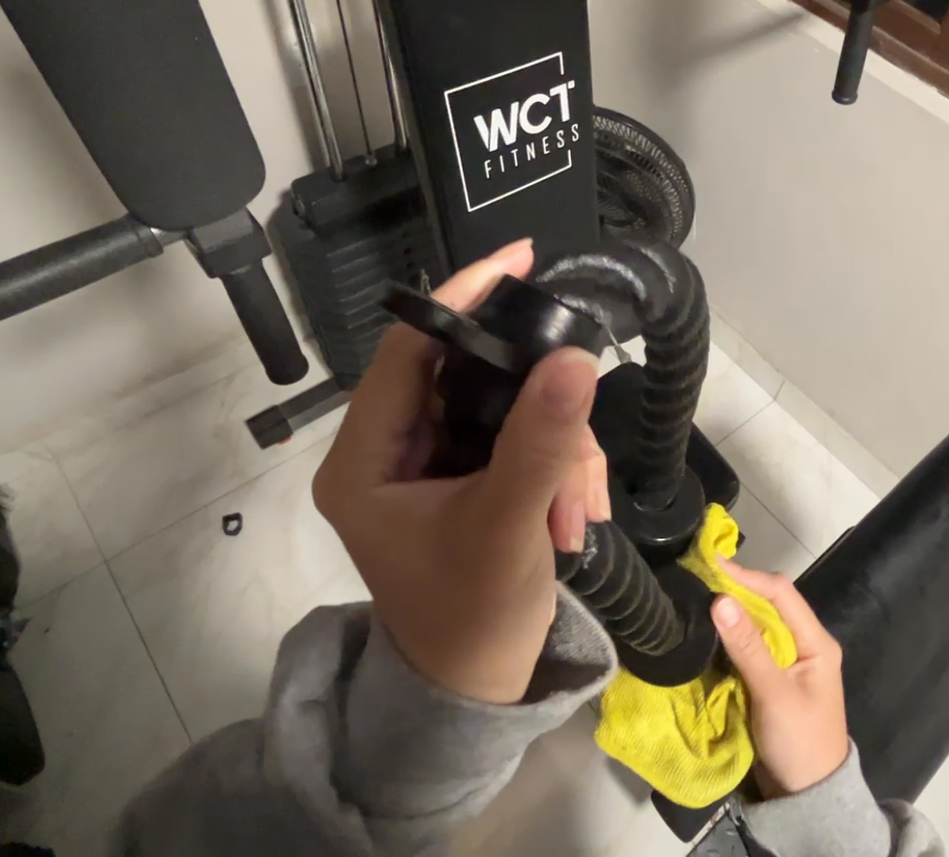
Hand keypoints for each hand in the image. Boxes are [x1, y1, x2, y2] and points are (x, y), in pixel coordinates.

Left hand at [313, 239, 609, 703]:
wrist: (478, 690)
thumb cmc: (471, 618)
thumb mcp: (506, 528)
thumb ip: (539, 443)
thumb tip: (575, 357)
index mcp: (367, 455)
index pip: (409, 349)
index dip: (462, 297)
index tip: (520, 258)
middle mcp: (395, 447)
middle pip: (476, 377)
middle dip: (542, 410)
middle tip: (580, 444)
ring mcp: (438, 460)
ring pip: (514, 408)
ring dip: (561, 453)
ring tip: (580, 512)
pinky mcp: (473, 474)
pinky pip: (527, 439)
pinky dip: (563, 468)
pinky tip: (579, 515)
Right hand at [713, 561, 850, 796]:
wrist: (808, 800)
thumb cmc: (800, 743)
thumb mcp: (774, 695)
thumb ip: (748, 647)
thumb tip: (720, 600)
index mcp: (816, 642)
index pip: (781, 593)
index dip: (747, 576)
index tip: (712, 565)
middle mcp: (804, 644)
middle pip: (769, 603)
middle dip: (737, 589)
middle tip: (699, 577)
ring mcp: (788, 661)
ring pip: (758, 623)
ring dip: (732, 611)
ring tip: (698, 596)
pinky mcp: (772, 678)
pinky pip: (750, 645)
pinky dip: (730, 635)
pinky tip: (708, 629)